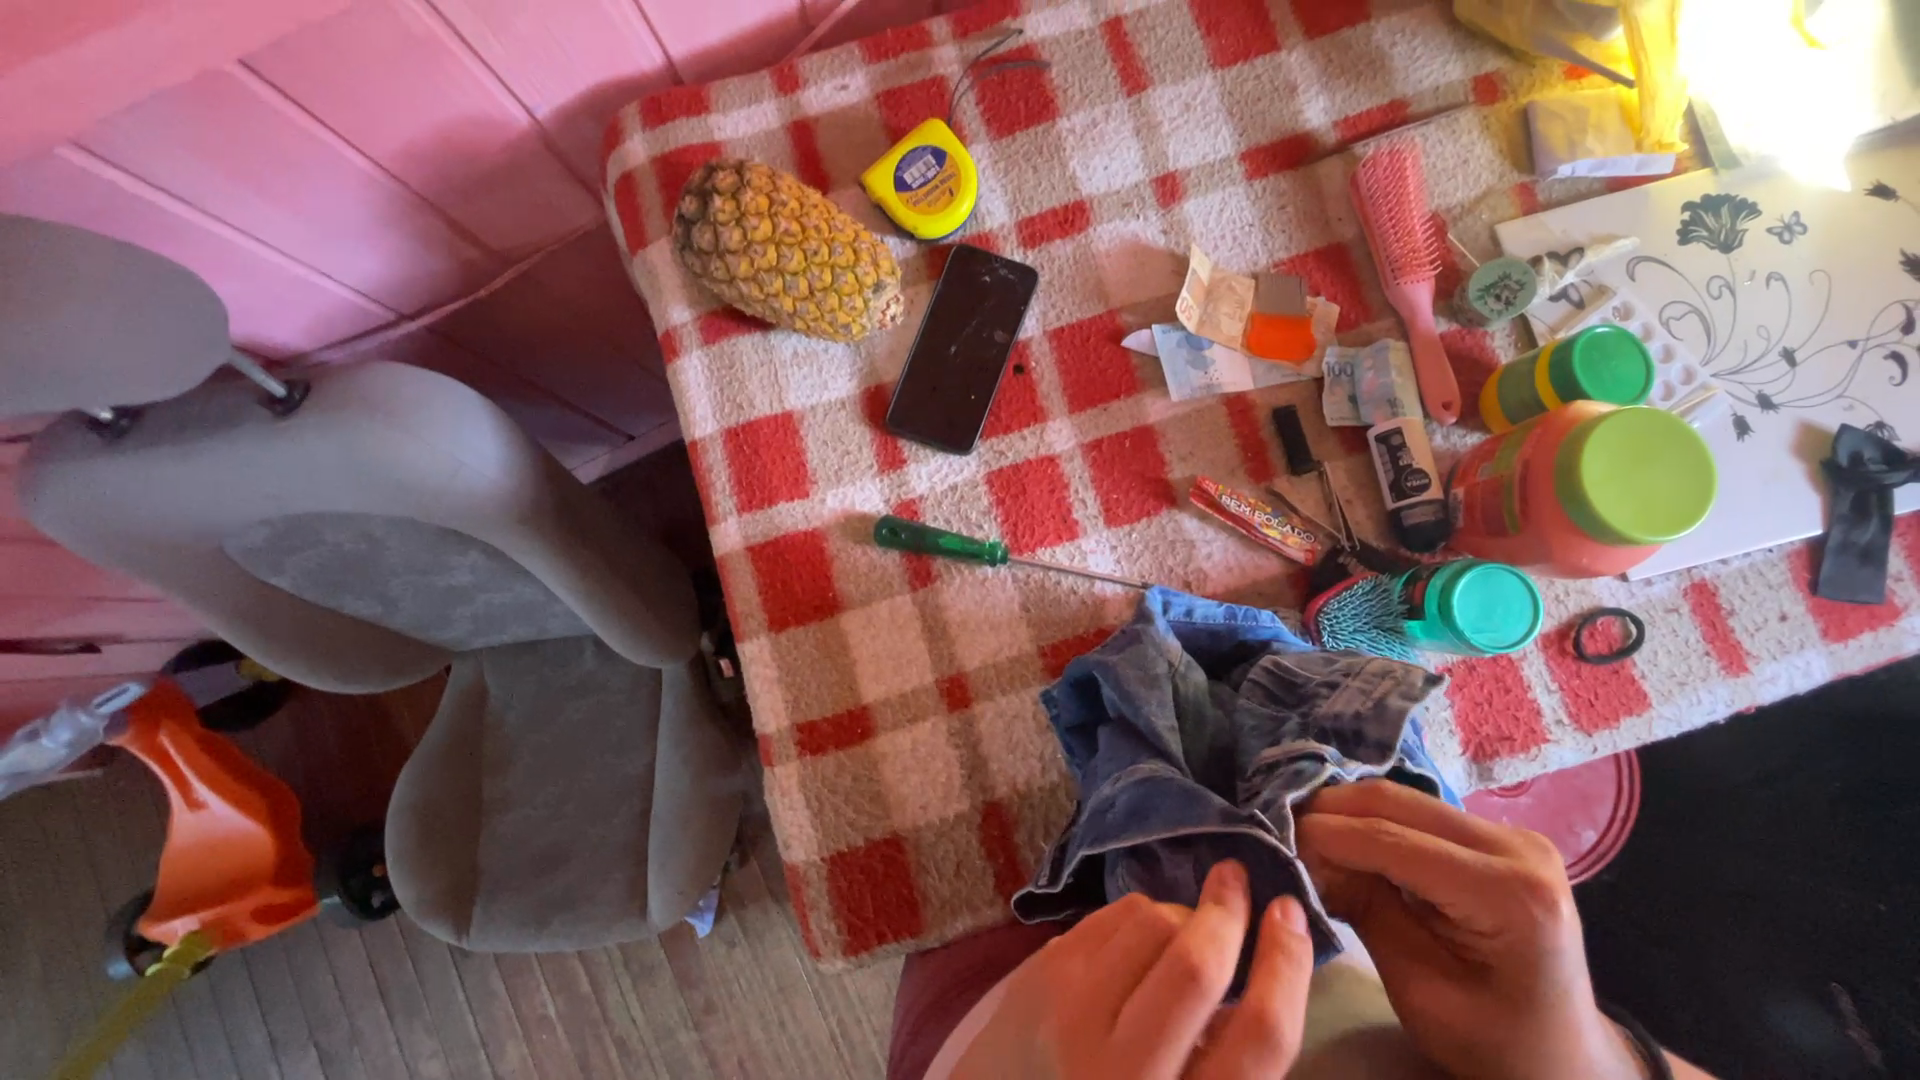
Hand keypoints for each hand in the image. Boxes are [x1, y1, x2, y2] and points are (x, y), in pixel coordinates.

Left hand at [951, 861, 1314, 1079]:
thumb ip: (1222, 1060)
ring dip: (1177, 913)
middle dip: (1226, 913)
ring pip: (1148, 926)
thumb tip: (1258, 972)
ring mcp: (1069, 1017)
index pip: (1258, 1039)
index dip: (1287, 968)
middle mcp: (1122, 1071)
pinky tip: (1138, 933)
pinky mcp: (1036, 979)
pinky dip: (1134, 915)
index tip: (1290, 914)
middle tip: (1238, 879)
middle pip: (1195, 967)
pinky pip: (1108, 916)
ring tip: (1183, 925)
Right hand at [1297, 781, 1645, 1079]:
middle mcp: (1516, 846)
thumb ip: (1365, 909)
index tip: (1273, 844)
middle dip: (1327, 812)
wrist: (1563, 1059)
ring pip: (1400, 797)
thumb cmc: (1493, 1043)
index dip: (1323, 835)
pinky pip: (1415, 812)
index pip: (1391, 839)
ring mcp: (1510, 833)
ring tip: (1305, 841)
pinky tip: (1342, 844)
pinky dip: (1368, 823)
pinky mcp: (1495, 834)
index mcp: (1509, 894)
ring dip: (1344, 814)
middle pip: (1394, 801)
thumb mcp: (1419, 988)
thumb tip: (1303, 855)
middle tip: (1280, 836)